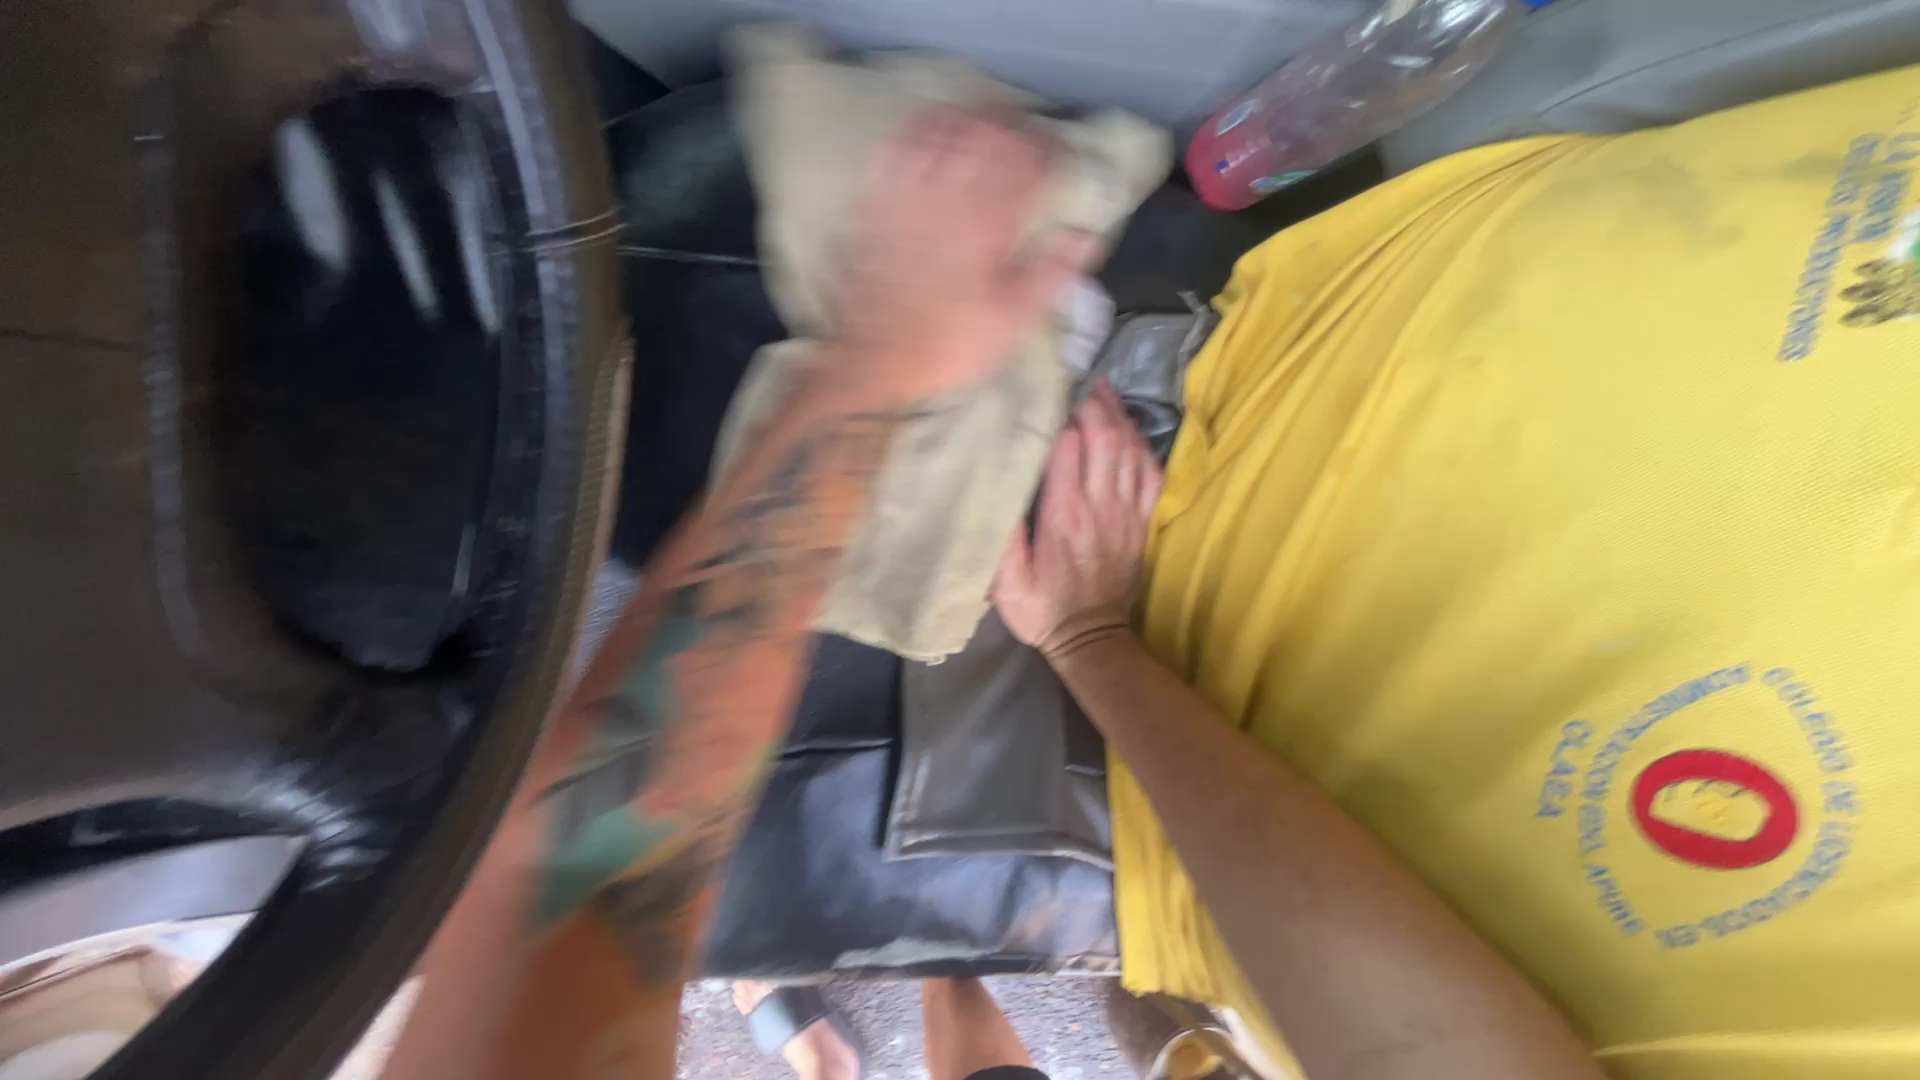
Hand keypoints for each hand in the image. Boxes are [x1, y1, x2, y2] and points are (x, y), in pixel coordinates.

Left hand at [823, 105, 1103, 405]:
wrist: (875, 358)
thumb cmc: (950, 344)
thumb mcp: (1012, 319)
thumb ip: (1052, 272)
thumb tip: (1087, 237)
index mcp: (990, 222)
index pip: (1029, 163)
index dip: (1050, 152)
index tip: (1060, 158)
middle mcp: (951, 194)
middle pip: (987, 133)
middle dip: (1013, 127)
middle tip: (1027, 136)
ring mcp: (909, 193)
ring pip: (943, 130)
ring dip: (969, 120)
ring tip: (985, 126)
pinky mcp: (876, 201)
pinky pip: (898, 146)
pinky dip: (919, 131)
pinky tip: (930, 133)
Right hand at [994, 381, 1162, 659]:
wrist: (1092, 639)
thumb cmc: (1042, 611)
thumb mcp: (1006, 584)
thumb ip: (1002, 536)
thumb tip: (996, 485)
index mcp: (1064, 516)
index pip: (1068, 448)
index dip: (1060, 417)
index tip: (1048, 396)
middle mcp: (1100, 507)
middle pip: (1106, 439)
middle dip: (1095, 404)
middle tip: (1082, 382)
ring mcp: (1127, 513)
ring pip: (1131, 450)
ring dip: (1119, 417)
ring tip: (1105, 391)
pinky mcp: (1143, 522)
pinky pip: (1152, 474)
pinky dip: (1143, 446)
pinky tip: (1130, 430)